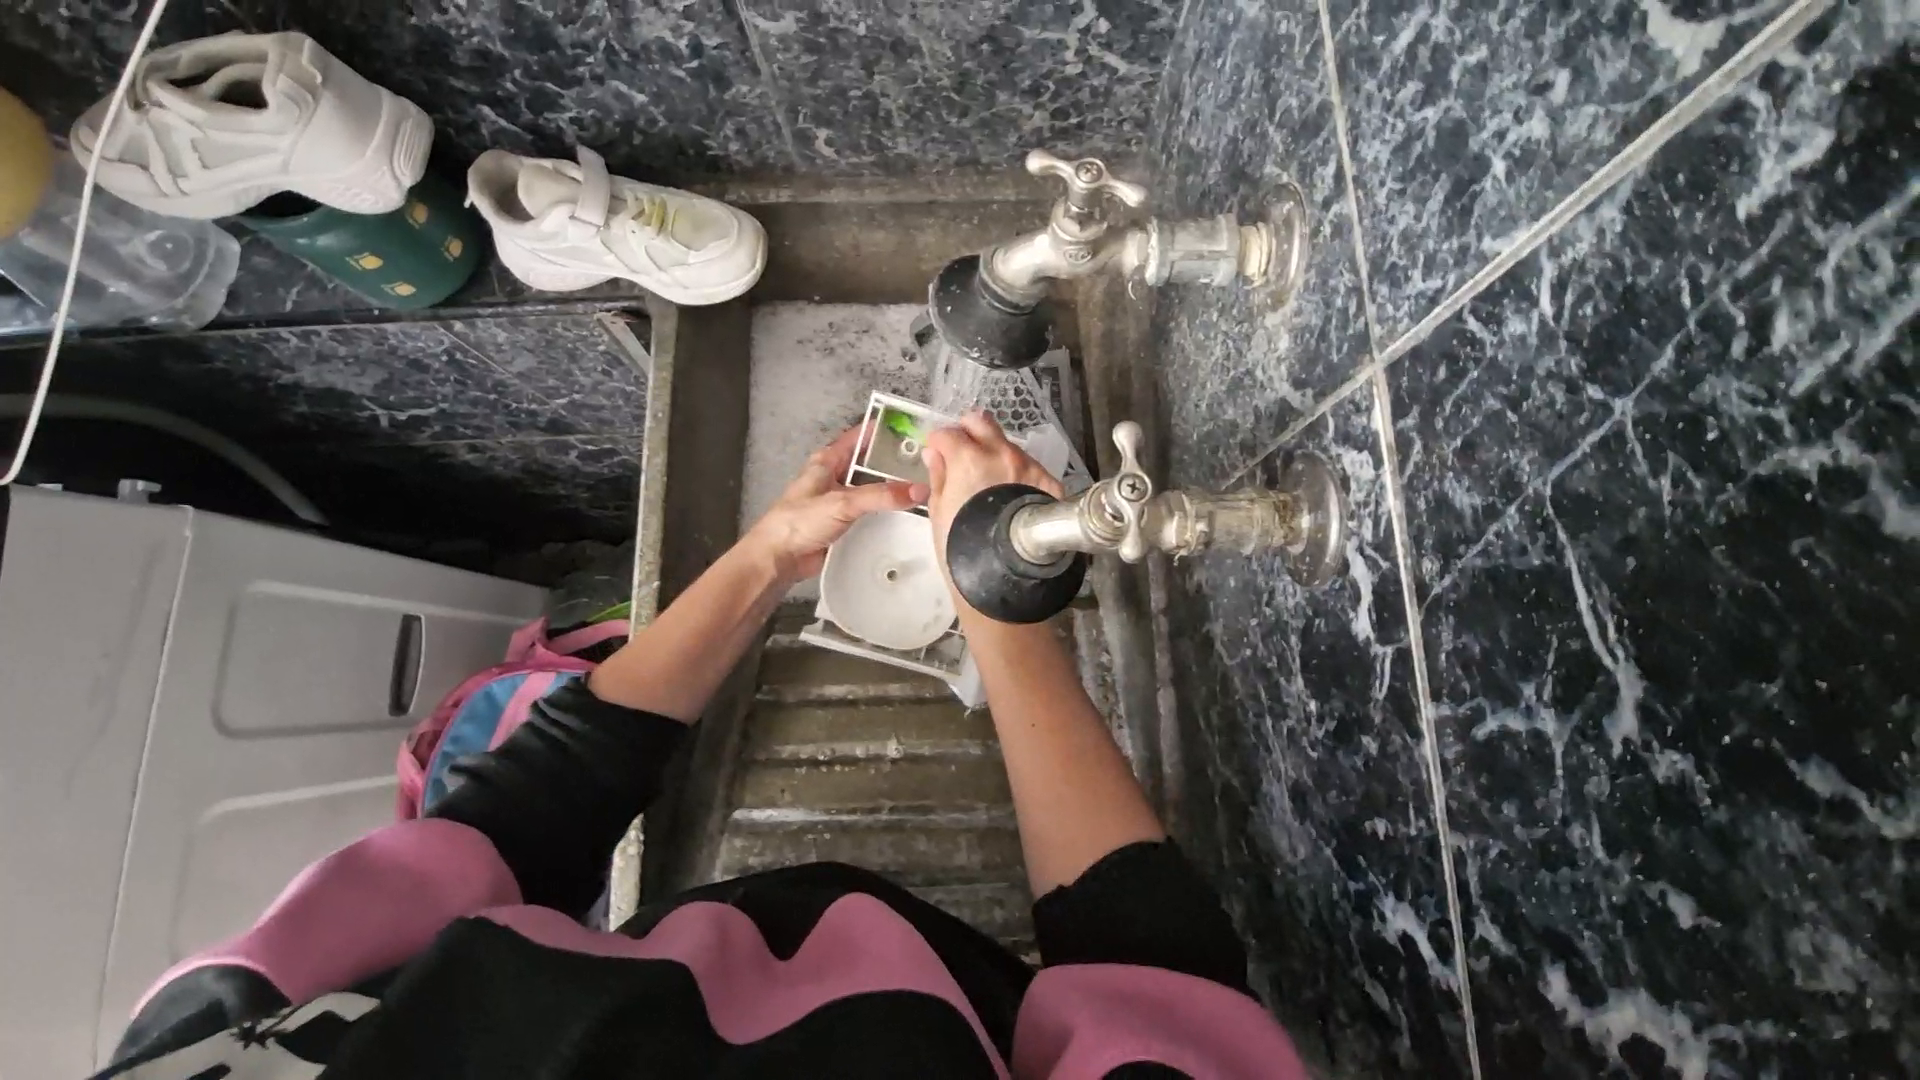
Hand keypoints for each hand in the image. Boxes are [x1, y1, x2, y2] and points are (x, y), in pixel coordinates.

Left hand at [743, 425, 927, 584]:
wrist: (778, 558)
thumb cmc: (800, 521)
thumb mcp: (842, 502)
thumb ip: (880, 496)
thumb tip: (921, 491)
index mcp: (828, 461)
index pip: (860, 437)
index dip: (884, 431)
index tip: (915, 431)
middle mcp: (834, 477)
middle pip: (869, 464)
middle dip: (894, 464)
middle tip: (928, 465)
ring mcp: (839, 501)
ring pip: (871, 490)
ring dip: (891, 491)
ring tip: (925, 490)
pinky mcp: (842, 524)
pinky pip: (868, 514)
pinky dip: (885, 514)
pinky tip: (906, 518)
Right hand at [923, 409, 1063, 577]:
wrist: (1003, 575)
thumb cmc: (961, 547)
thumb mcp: (939, 511)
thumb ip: (938, 475)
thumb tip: (934, 453)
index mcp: (969, 459)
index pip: (948, 433)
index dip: (938, 442)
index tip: (936, 452)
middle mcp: (1003, 454)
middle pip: (982, 423)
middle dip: (967, 431)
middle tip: (961, 451)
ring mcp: (1030, 467)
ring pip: (1008, 445)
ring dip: (994, 453)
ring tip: (988, 479)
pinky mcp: (1049, 483)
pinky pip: (1029, 467)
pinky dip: (1017, 473)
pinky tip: (1010, 494)